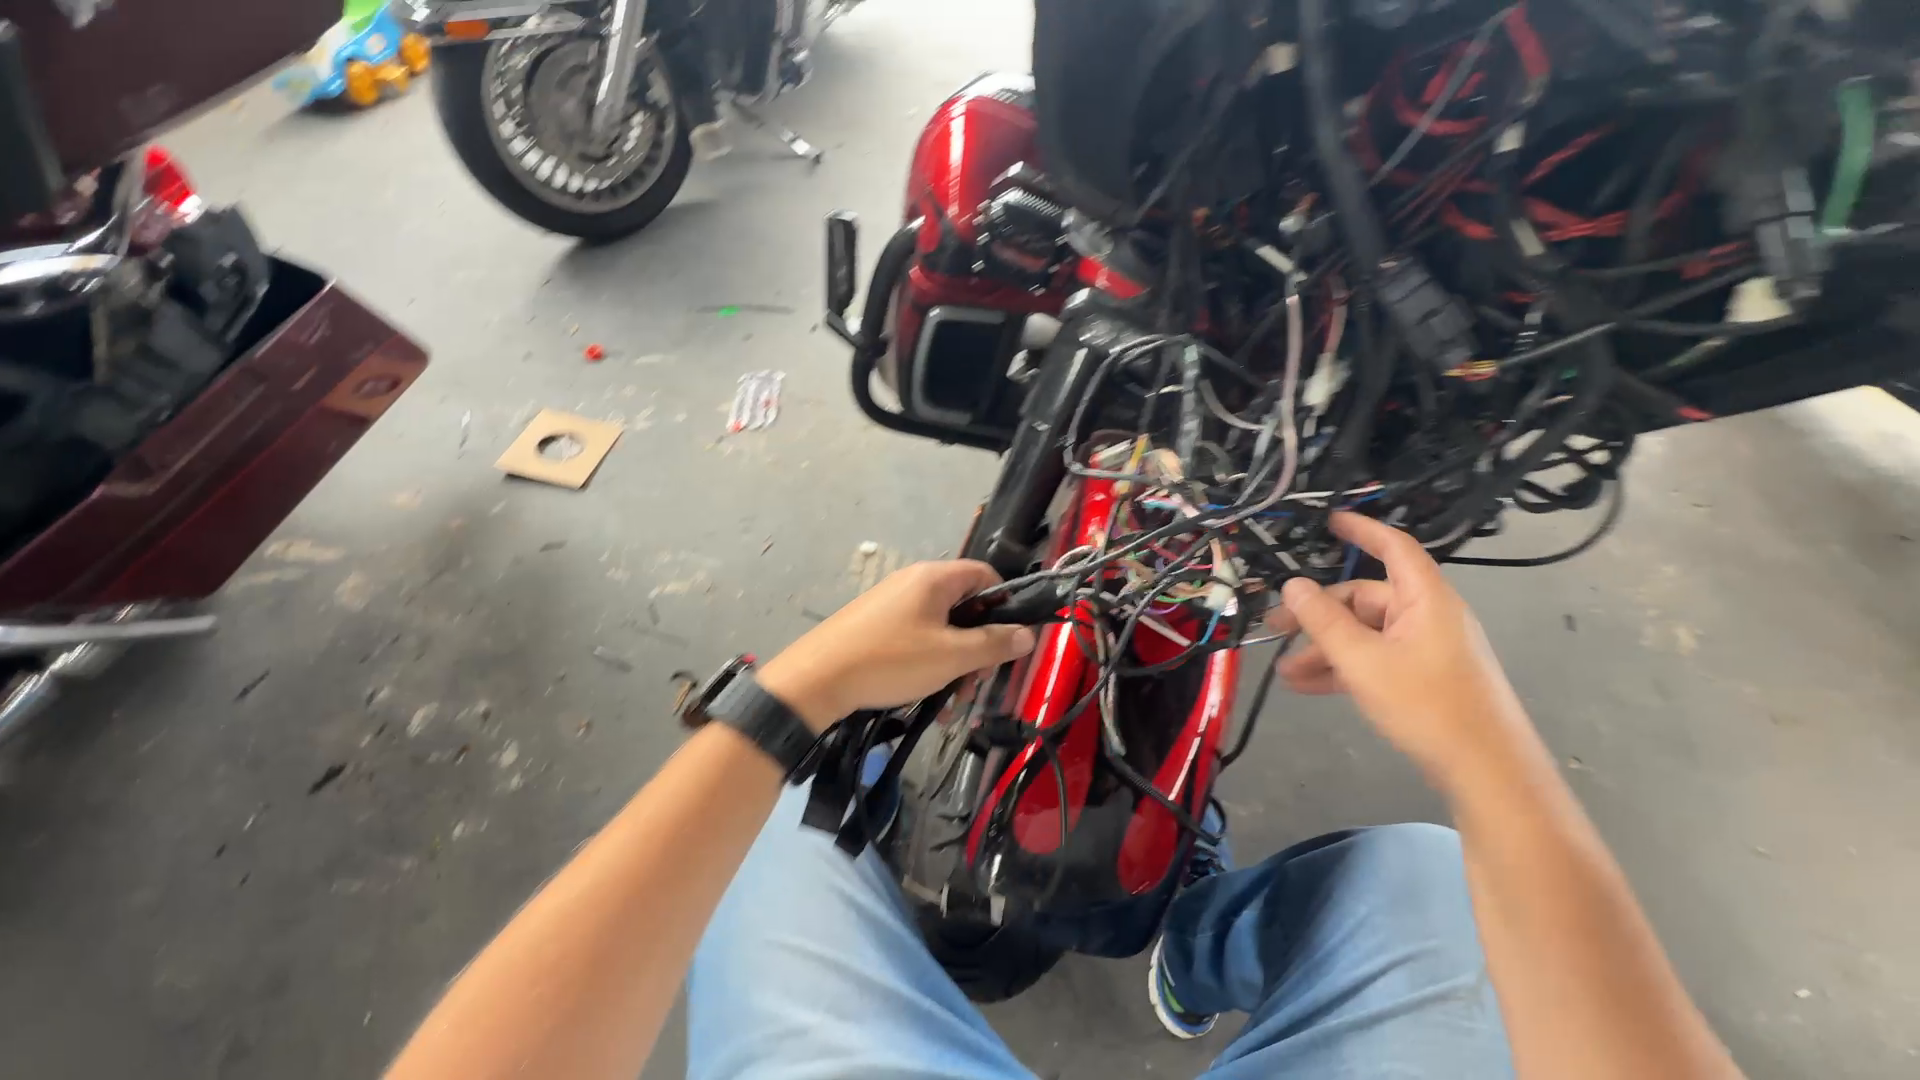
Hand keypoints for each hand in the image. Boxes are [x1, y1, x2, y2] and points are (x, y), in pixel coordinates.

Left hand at [757, 561, 1037, 732]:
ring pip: (941, 631)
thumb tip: (1029, 634)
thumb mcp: (951, 657)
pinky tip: (930, 702)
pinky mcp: (875, 627)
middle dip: (977, 647)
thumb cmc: (891, 660)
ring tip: (952, 704)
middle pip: (964, 607)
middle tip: (977, 682)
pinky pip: (916, 641)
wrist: (817, 679)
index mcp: (934, 579)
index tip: (1008, 641)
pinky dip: (929, 667)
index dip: (1005, 605)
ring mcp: (891, 605)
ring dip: (954, 666)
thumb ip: (993, 644)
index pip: (985, 575)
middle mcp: (913, 583)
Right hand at [1269, 512, 1546, 790]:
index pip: (1393, 547)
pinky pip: (1375, 658)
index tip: (1328, 521)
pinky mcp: (1422, 676)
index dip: (1361, 530)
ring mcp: (1425, 647)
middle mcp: (1426, 615)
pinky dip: (1343, 668)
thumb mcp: (1362, 661)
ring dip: (1324, 648)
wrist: (1485, 769)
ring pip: (1364, 633)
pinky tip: (1308, 686)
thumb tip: (1293, 585)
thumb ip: (1323, 620)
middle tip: (1274, 629)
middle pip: (1364, 599)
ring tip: (1286, 672)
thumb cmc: (1426, 704)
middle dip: (1317, 615)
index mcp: (1424, 599)